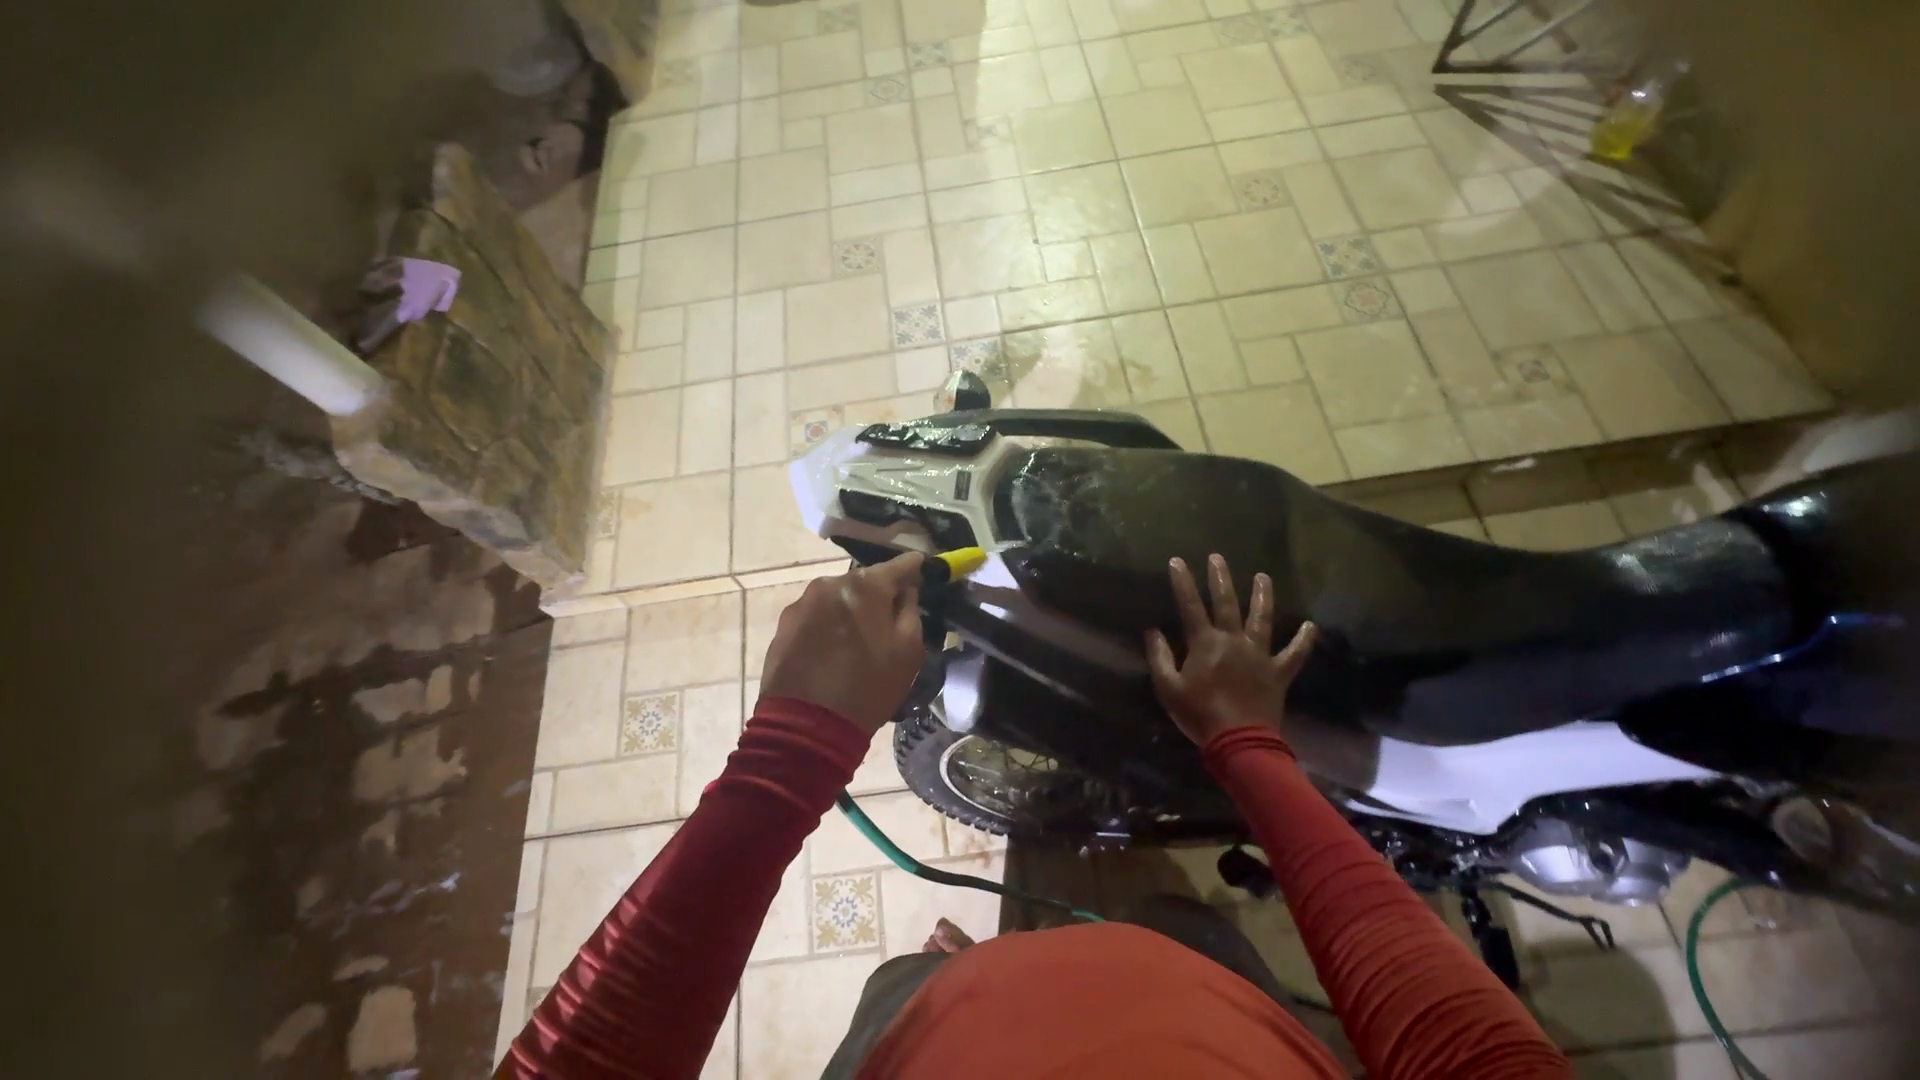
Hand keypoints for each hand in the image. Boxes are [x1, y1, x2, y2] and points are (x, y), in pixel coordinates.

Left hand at [759, 552, 926, 736]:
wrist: (806, 726)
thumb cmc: (868, 687)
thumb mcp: (909, 652)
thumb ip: (911, 611)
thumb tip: (905, 591)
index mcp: (865, 586)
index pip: (899, 565)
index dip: (914, 568)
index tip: (922, 569)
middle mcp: (830, 584)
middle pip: (864, 581)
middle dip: (877, 595)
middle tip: (888, 619)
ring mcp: (802, 603)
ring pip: (837, 598)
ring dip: (850, 610)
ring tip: (856, 639)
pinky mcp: (783, 625)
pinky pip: (815, 616)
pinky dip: (828, 625)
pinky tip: (832, 650)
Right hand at [1145, 554, 1316, 746]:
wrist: (1238, 740)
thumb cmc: (1199, 714)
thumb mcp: (1168, 688)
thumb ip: (1160, 657)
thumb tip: (1152, 631)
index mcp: (1205, 643)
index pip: (1189, 606)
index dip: (1182, 582)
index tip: (1177, 560)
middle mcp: (1233, 641)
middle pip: (1227, 603)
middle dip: (1220, 578)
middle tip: (1217, 558)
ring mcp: (1259, 655)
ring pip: (1262, 619)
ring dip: (1262, 596)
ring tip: (1263, 577)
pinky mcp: (1278, 673)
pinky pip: (1294, 654)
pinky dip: (1304, 640)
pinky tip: (1311, 625)